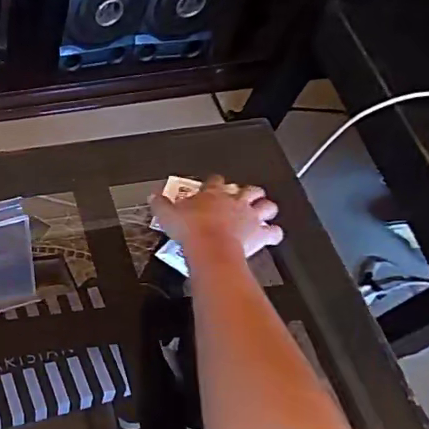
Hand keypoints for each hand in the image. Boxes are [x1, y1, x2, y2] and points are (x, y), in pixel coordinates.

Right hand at [149, 175, 282, 262]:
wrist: (210, 247)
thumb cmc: (191, 231)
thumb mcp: (167, 215)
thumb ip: (160, 204)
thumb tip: (153, 197)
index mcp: (213, 194)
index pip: (216, 181)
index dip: (216, 182)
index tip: (214, 185)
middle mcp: (235, 202)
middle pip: (249, 190)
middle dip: (250, 192)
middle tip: (247, 195)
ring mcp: (249, 216)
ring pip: (266, 206)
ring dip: (267, 208)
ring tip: (266, 210)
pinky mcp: (259, 233)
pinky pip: (273, 232)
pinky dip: (275, 233)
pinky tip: (274, 235)